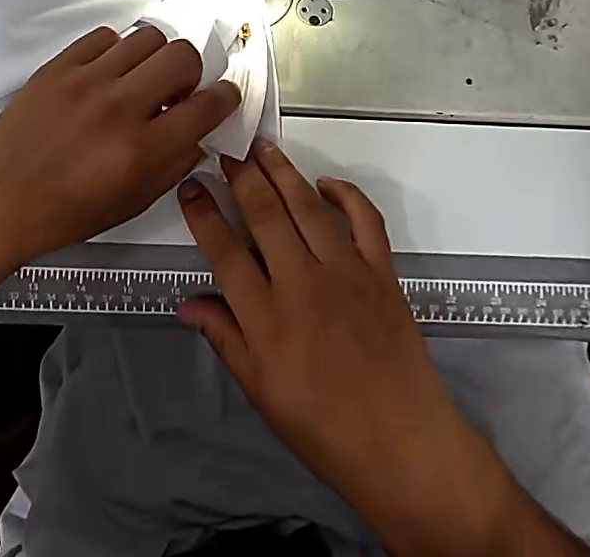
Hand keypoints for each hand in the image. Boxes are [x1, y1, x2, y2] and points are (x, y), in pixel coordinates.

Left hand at [0, 25, 239, 308]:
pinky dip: (116, 52)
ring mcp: (84, 82)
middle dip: (192, 72)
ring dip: (156, 58)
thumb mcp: (133, 203)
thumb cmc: (63, 213)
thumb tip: (200, 132)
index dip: (226, 98)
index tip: (223, 97)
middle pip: (182, 56)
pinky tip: (107, 75)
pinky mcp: (57, 68)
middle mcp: (117, 108)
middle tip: (177, 92)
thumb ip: (175, 164)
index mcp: (140, 150)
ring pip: (147, 37)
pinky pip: (104, 37)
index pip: (206, 106)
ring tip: (141, 80)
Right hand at [178, 141, 589, 556]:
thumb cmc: (323, 426)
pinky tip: (326, 182)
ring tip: (263, 147)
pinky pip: (365, 220)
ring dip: (283, 172)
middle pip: (264, 214)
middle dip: (241, 176)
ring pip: (307, 207)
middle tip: (226, 148)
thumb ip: (225, 338)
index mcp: (266, 317)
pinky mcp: (381, 271)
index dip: (203, 213)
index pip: (224, 251)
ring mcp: (346, 272)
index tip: (191, 186)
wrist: (402, 443)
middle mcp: (302, 283)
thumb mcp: (261, 391)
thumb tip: (187, 304)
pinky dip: (347, 194)